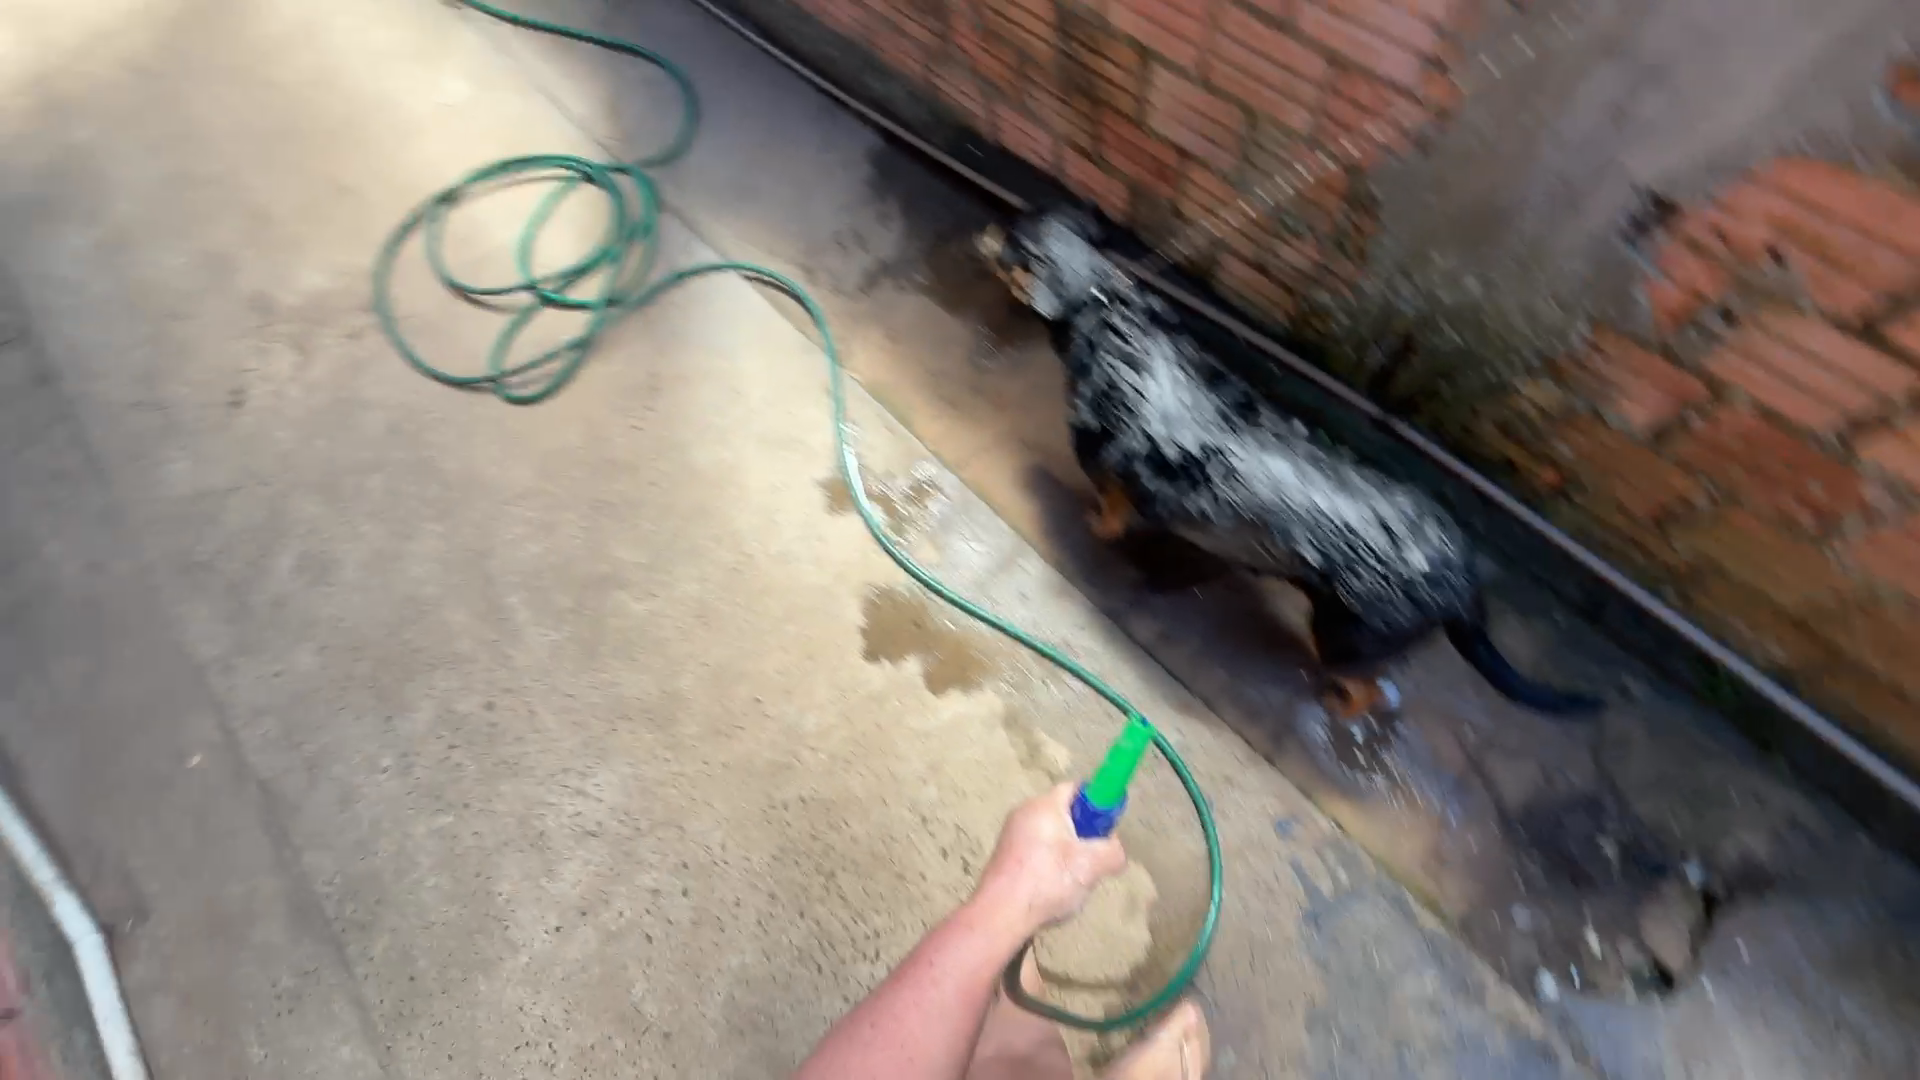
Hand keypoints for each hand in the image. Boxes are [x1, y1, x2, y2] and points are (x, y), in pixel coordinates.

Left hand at [971, 783, 1127, 936]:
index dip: (1096, 803)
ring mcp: (1011, 833)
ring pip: (1050, 834)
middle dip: (1082, 834)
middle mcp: (1025, 811)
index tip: (1105, 828)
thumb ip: (1112, 852)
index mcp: (1045, 805)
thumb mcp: (1091, 866)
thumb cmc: (1048, 880)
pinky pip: (1036, 849)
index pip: (1076, 789)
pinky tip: (1052, 889)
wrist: (1001, 912)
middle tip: (1093, 860)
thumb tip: (1115, 848)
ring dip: (1067, 853)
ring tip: (1073, 880)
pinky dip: (1048, 863)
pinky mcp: (1005, 854)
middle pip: (1063, 812)